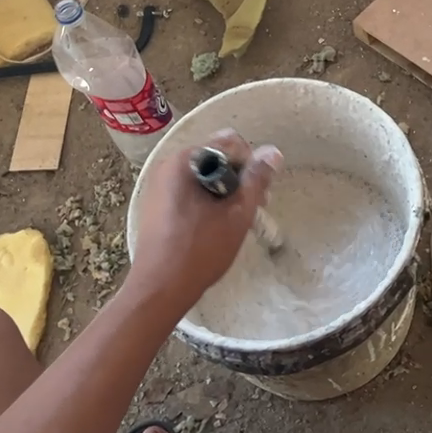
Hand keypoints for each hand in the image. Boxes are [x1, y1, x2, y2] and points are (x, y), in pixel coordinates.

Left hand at [126, 130, 281, 315]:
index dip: (251, 166)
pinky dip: (207, 200)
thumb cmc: (200, 250)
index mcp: (185, 160)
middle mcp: (169, 165)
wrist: (159, 289)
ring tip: (236, 220)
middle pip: (216, 158)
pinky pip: (190, 190)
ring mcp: (160, 184)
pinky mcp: (158, 203)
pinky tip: (215, 225)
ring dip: (225, 192)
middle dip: (239, 179)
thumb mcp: (237, 214)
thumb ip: (256, 180)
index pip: (231, 143)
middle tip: (253, 209)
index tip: (260, 195)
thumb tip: (273, 151)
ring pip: (205, 176)